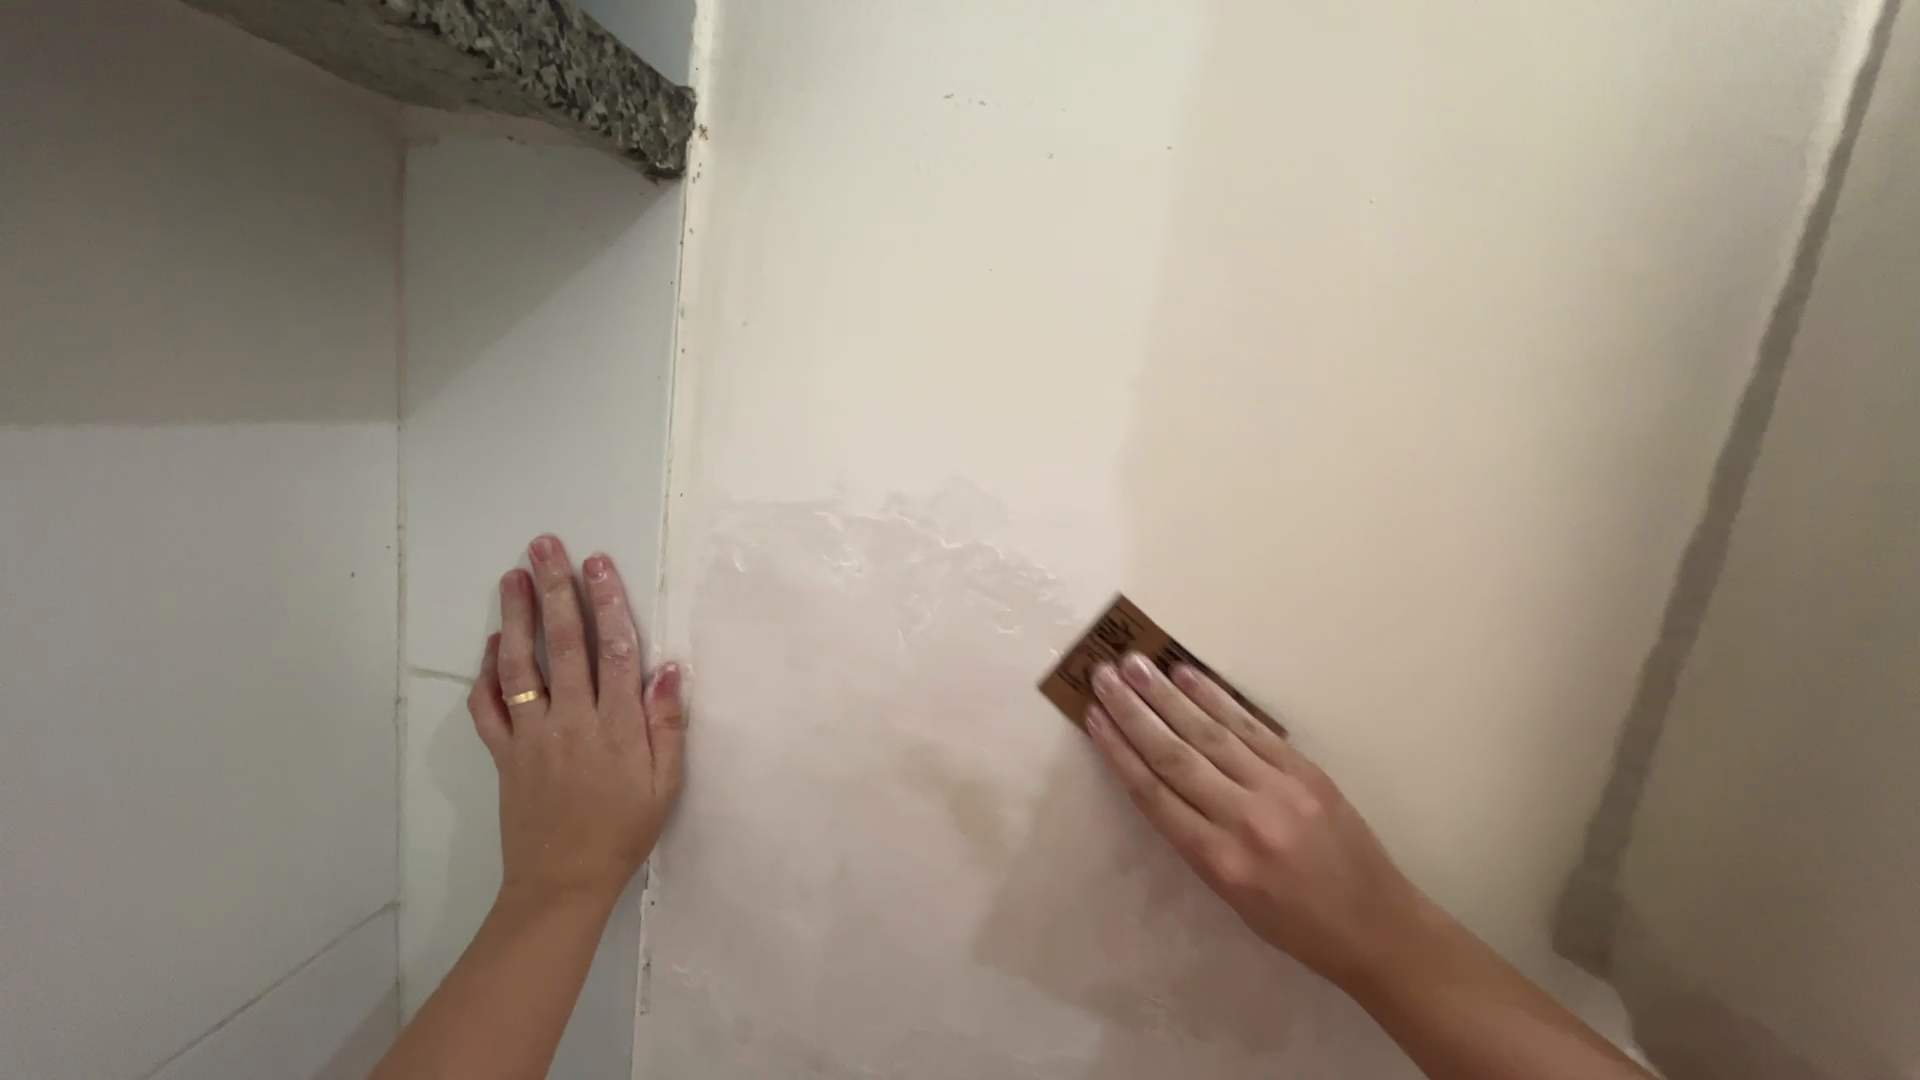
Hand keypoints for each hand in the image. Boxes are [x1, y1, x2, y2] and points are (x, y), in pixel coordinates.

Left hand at [468, 535, 685, 909]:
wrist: (562, 883)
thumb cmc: (625, 829)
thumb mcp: (666, 783)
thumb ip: (666, 724)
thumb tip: (667, 668)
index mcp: (616, 726)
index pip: (614, 651)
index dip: (608, 603)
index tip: (598, 564)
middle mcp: (570, 721)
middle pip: (563, 645)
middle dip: (556, 591)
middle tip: (545, 547)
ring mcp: (531, 736)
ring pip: (519, 667)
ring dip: (516, 618)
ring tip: (512, 577)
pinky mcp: (504, 755)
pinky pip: (487, 709)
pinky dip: (485, 673)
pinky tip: (490, 643)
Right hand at [1084, 654, 1429, 987]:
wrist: (1380, 929)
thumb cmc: (1295, 924)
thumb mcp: (1229, 895)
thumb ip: (1193, 837)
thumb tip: (1158, 778)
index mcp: (1220, 862)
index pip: (1154, 795)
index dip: (1119, 751)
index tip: (1092, 717)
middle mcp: (1245, 820)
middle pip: (1174, 756)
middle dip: (1133, 712)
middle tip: (1104, 675)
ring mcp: (1279, 790)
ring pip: (1209, 733)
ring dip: (1166, 694)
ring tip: (1135, 664)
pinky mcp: (1305, 771)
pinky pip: (1251, 728)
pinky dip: (1216, 698)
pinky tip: (1188, 676)